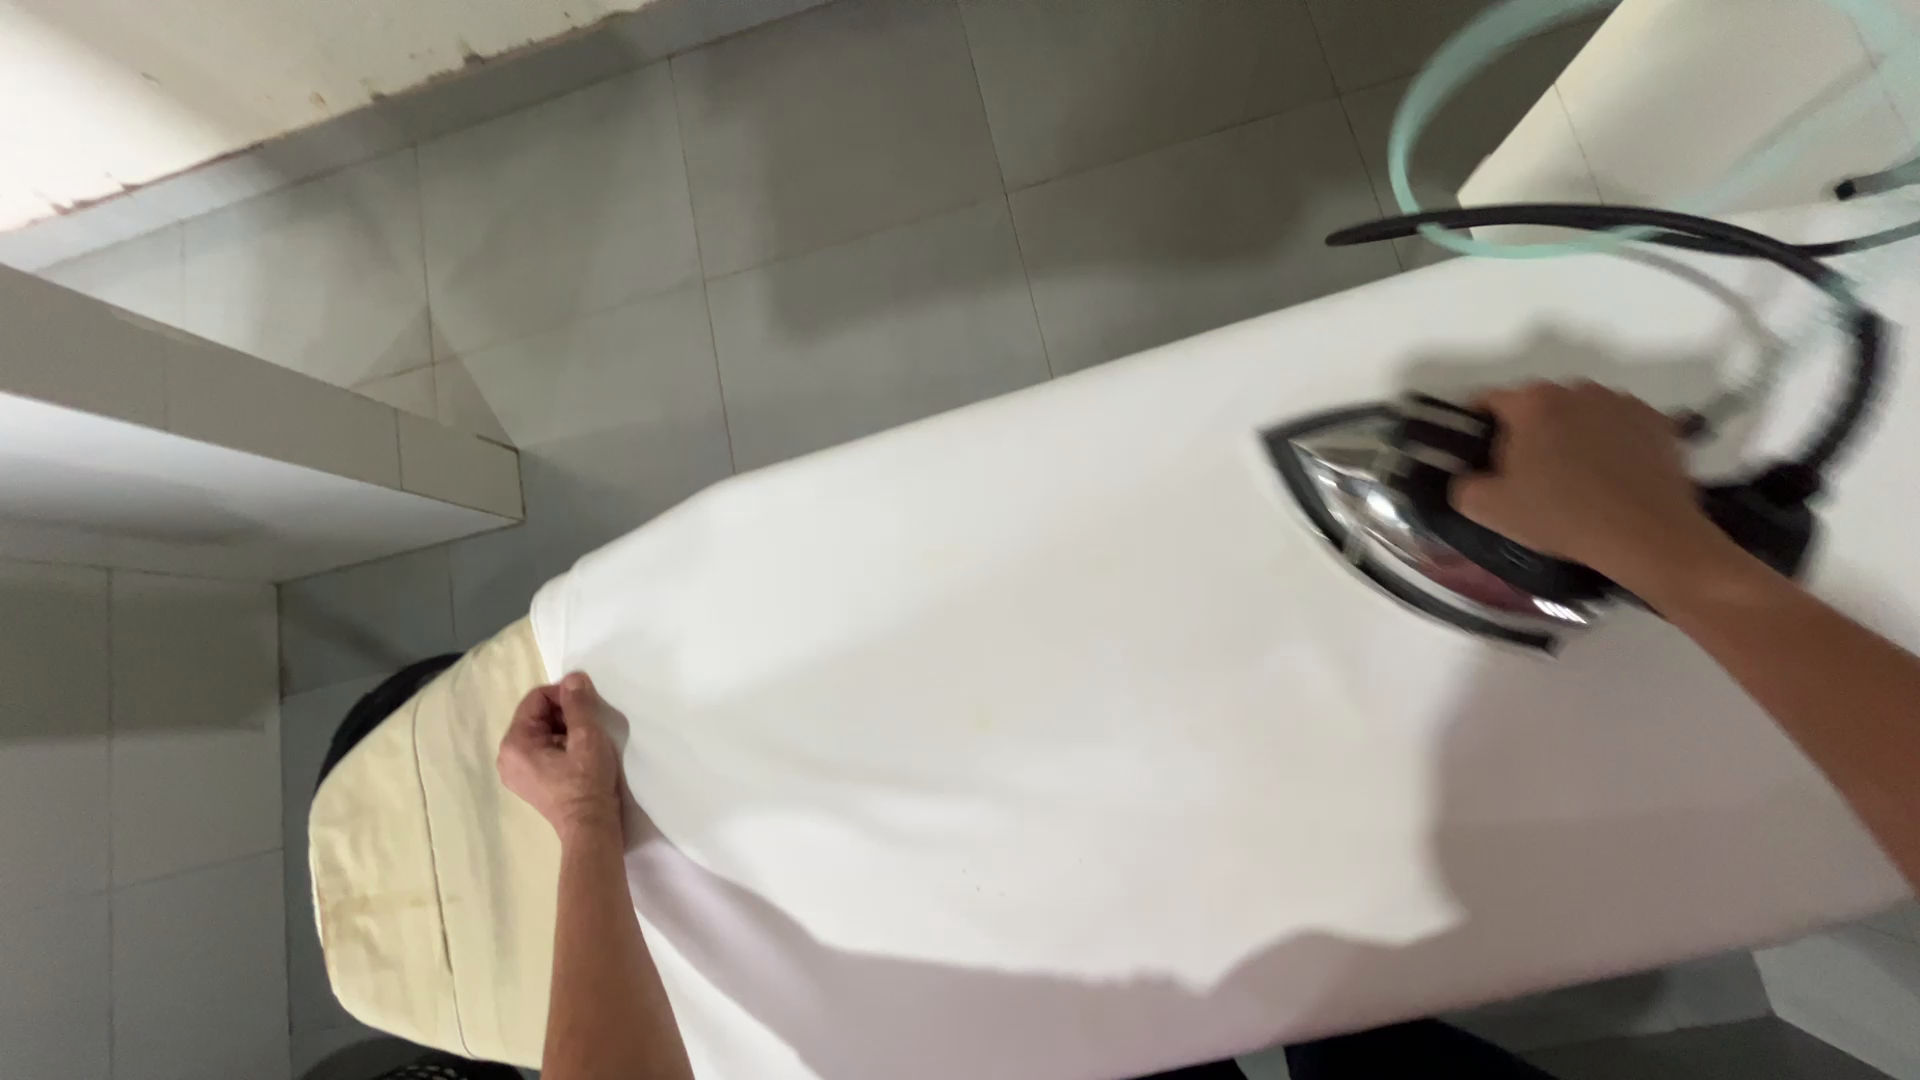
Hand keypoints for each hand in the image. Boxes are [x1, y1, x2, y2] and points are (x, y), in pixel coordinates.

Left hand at [498, 672, 623, 842]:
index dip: (563, 694)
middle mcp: (507, 756)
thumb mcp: (587, 737)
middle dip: (564, 712)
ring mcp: (515, 771)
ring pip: (541, 731)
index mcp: (515, 744)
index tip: (588, 704)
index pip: (535, 699)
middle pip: (537, 715)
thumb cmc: (587, 781)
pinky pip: (542, 748)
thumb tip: (573, 677)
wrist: (591, 825)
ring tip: (586, 739)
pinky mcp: (528, 780)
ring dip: (565, 727)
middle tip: (589, 723)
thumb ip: (579, 704)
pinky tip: (579, 753)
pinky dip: (561, 743)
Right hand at [1452, 380, 1730, 586]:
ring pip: (1577, 411)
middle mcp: (1578, 391)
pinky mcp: (1658, 422)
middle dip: (1523, 429)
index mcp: (1532, 403)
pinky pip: (1616, 424)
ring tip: (1568, 473)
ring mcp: (1623, 403)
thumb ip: (1461, 482)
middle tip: (1522, 470)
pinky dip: (1605, 439)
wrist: (1646, 536)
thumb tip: (1468, 473)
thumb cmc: (1559, 516)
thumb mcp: (1485, 507)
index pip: (1486, 400)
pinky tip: (1604, 473)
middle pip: (1535, 403)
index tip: (1475, 455)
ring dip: (1566, 431)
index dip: (1474, 427)